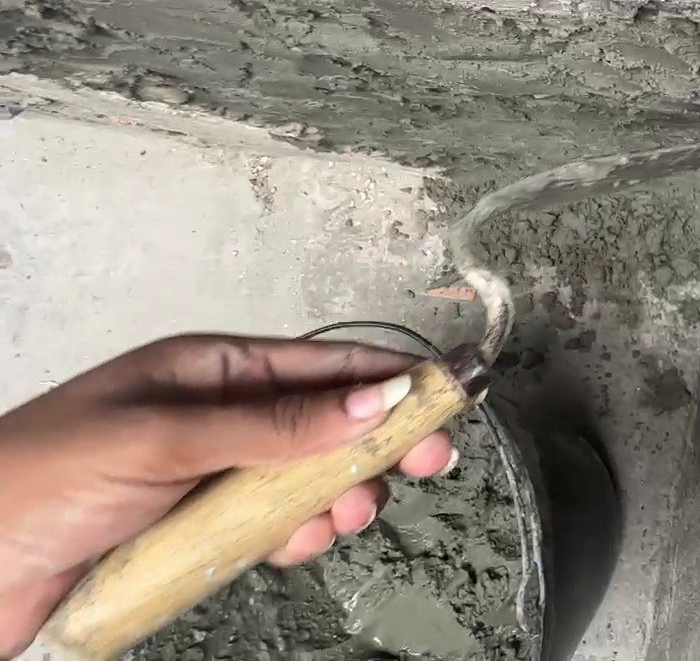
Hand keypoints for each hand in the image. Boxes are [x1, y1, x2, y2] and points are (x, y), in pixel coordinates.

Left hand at [0, 335, 457, 656]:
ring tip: (353, 515)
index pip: (329, 363)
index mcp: (216, 371)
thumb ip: (276, 422)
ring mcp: (215, 472)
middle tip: (429, 460)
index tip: (449, 391)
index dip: (394, 374)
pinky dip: (300, 531)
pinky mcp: (200, 526)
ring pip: (311, 474)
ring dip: (343, 493)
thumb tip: (383, 398)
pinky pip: (274, 521)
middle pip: (332, 420)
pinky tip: (303, 542)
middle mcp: (226, 415)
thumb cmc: (23, 486)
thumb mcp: (157, 441)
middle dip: (383, 439)